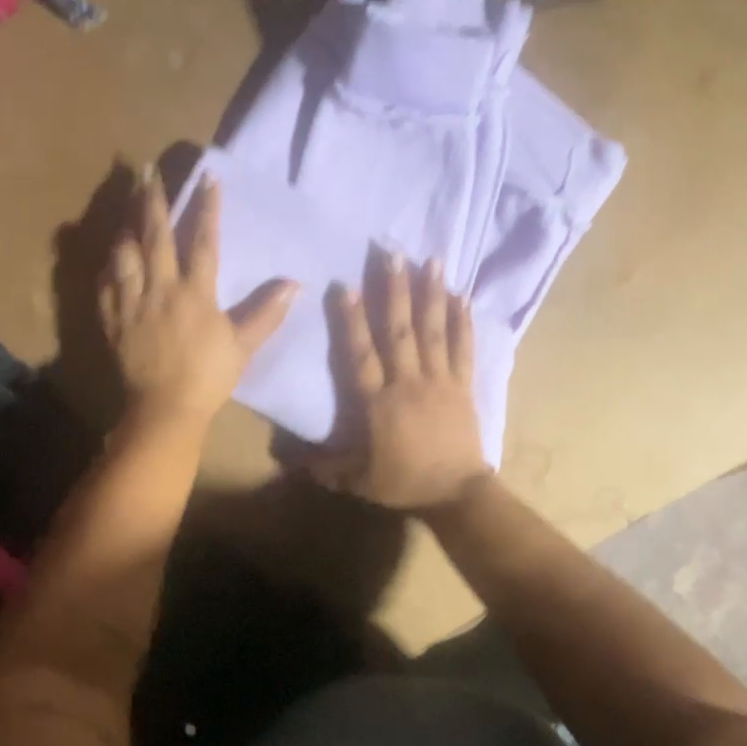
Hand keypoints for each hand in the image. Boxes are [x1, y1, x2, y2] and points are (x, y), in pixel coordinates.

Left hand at [99, 167, 298, 426]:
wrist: (164, 409)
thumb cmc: (208, 377)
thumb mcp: (242, 346)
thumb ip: (265, 313)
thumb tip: (294, 284)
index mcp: (195, 292)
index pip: (203, 241)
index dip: (207, 208)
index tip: (209, 178)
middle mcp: (160, 288)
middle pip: (154, 236)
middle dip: (152, 200)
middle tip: (145, 170)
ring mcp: (132, 304)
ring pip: (124, 255)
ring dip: (125, 229)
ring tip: (126, 213)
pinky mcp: (114, 323)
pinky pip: (106, 288)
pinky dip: (108, 271)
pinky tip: (110, 262)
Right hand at [307, 255, 490, 510]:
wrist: (456, 494)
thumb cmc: (402, 485)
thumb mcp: (354, 480)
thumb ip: (321, 464)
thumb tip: (282, 454)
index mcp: (377, 403)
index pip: (360, 354)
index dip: (351, 320)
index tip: (345, 285)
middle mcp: (408, 383)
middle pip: (399, 330)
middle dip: (394, 289)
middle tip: (391, 251)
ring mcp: (440, 382)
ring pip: (434, 330)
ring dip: (430, 293)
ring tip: (430, 259)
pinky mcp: (463, 387)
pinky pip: (463, 348)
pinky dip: (464, 321)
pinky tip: (463, 295)